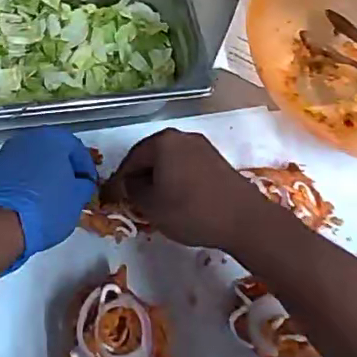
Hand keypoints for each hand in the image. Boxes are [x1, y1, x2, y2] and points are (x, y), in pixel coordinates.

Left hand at [0, 126, 97, 271]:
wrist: (1, 223)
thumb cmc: (44, 208)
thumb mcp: (76, 200)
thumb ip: (84, 185)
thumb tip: (81, 184)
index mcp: (54, 138)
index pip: (79, 150)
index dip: (87, 170)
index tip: (89, 184)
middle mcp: (30, 138)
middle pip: (55, 151)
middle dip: (64, 169)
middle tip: (72, 190)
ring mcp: (10, 151)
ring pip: (36, 160)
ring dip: (45, 174)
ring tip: (52, 198)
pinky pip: (19, 170)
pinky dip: (28, 181)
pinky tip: (33, 200)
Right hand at [110, 128, 274, 249]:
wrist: (245, 220)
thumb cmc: (191, 210)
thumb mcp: (151, 206)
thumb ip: (132, 191)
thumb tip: (129, 183)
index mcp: (162, 141)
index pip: (131, 159)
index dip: (119, 180)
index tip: (112, 198)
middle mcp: (181, 136)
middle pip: (151, 156)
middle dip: (140, 177)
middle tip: (132, 200)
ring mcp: (202, 146)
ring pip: (170, 161)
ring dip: (159, 179)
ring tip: (155, 202)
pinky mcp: (216, 160)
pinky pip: (187, 166)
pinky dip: (177, 179)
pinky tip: (178, 199)